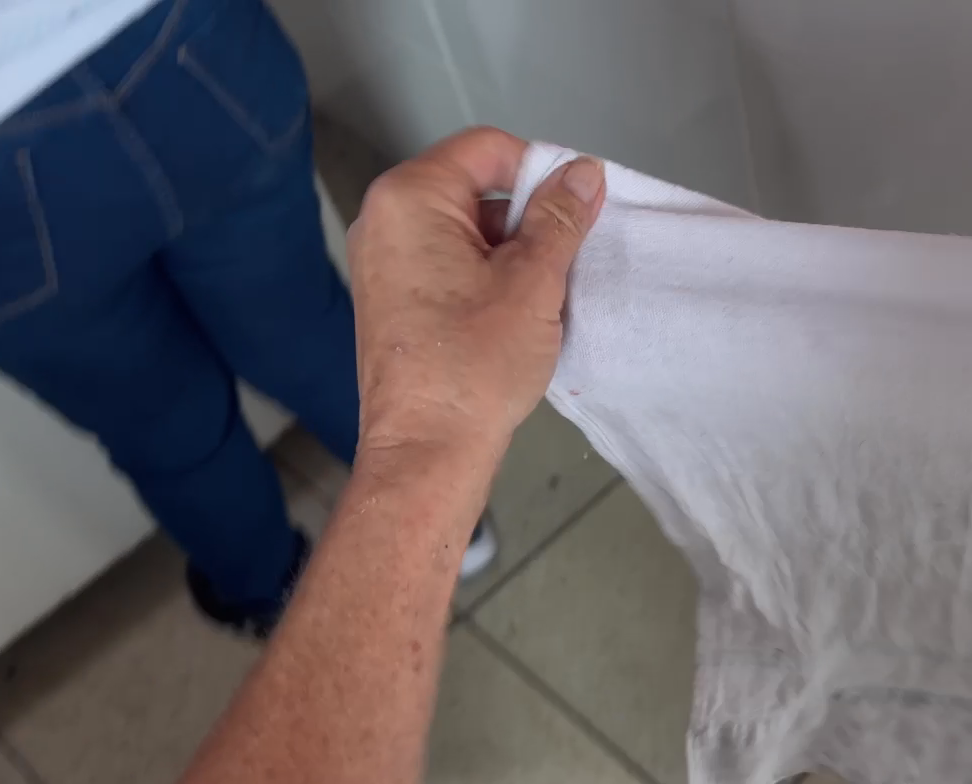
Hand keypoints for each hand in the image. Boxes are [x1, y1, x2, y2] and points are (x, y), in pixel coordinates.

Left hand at [347, 126, 604, 466]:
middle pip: (477, 190)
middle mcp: (386, 218)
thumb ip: (560, 220)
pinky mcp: (396, 299)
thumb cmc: (479, 361)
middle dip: (530, 221)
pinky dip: (491, 279)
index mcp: (411, 198)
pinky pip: (453, 266)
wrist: (430, 445)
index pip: (489, 150)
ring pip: (469, 233)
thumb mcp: (533, 284)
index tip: (578, 217)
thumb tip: (585, 170)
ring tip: (544, 300)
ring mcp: (386, 261)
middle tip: (565, 267)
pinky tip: (516, 318)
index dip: (543, 173)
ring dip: (515, 256)